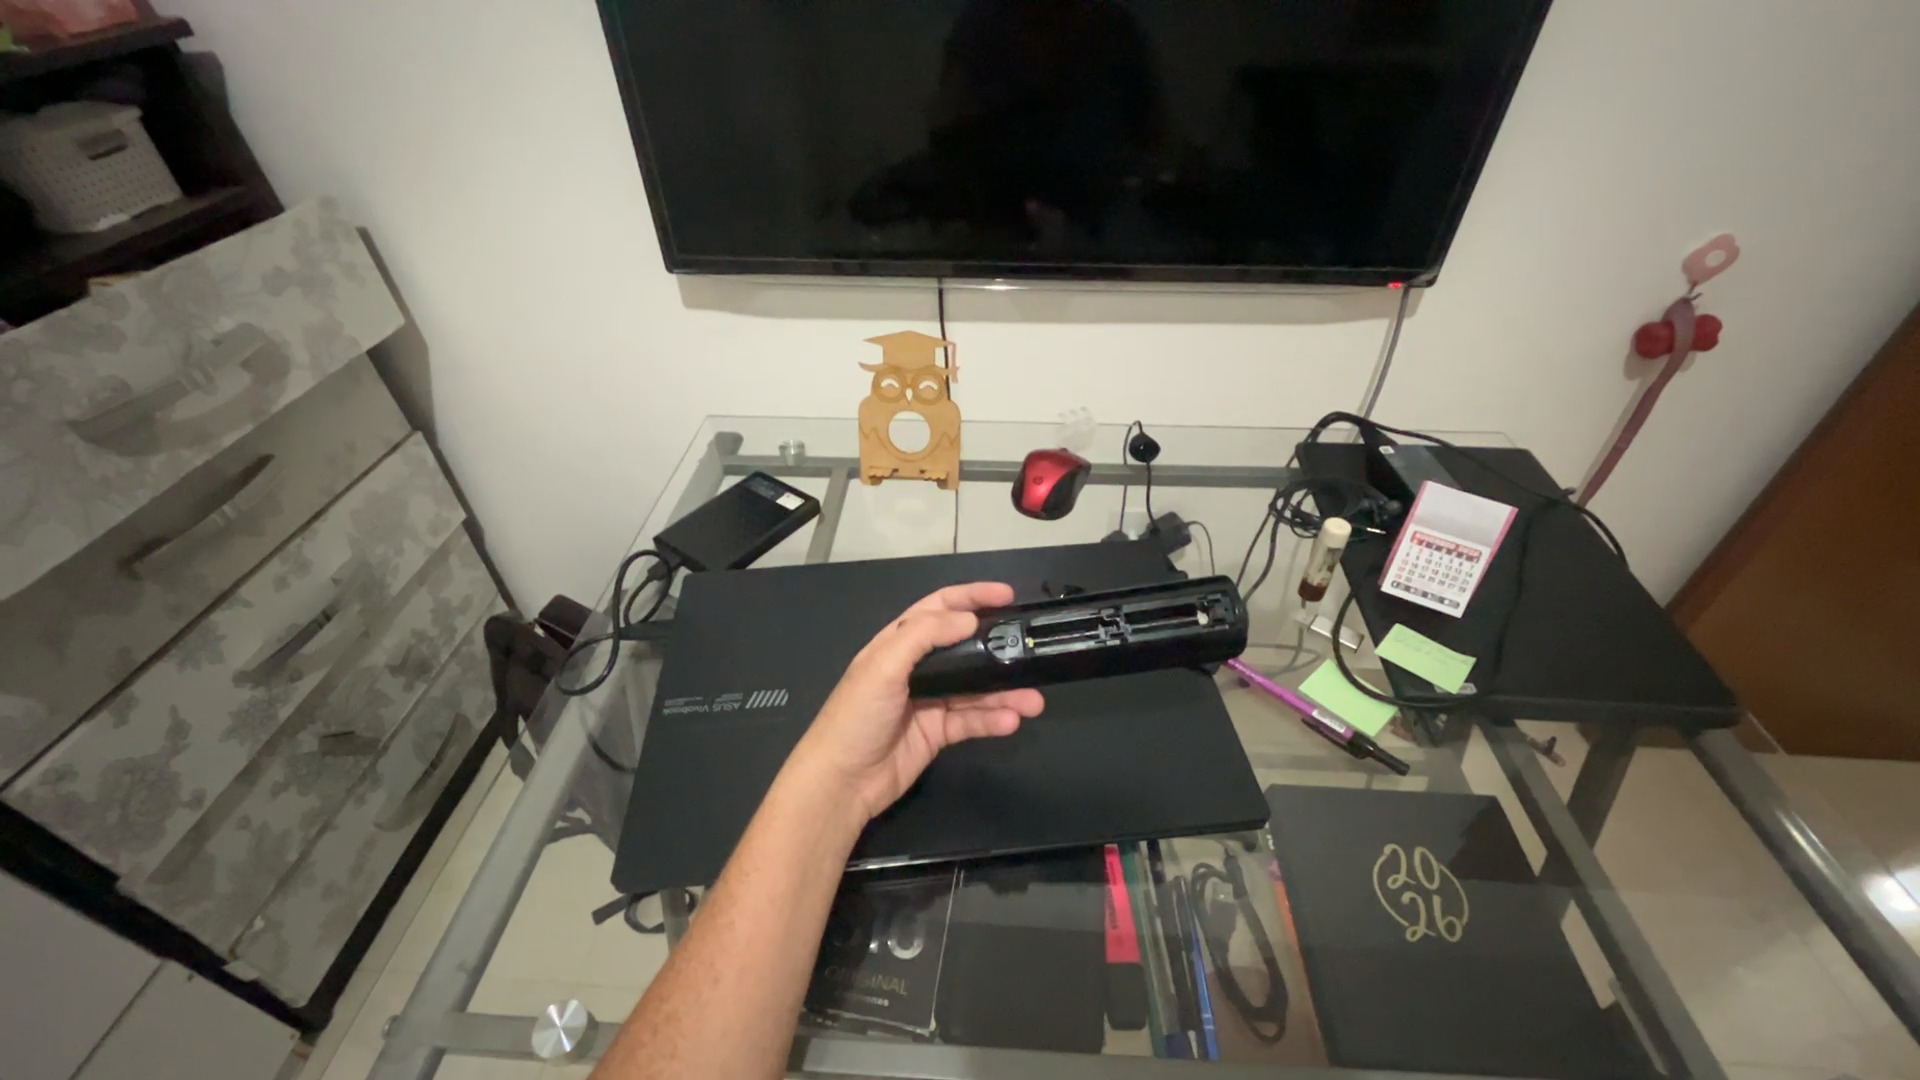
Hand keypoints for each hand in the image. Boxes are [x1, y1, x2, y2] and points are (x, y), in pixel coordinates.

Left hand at [785, 582, 1044, 822]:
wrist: (842, 782)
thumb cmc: (856, 716)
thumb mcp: (883, 666)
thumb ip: (924, 636)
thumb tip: (968, 619)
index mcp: (897, 643)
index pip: (938, 609)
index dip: (971, 597)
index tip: (1006, 595)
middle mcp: (915, 668)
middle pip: (964, 648)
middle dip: (997, 647)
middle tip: (1029, 648)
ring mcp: (928, 702)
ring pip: (975, 688)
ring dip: (1005, 692)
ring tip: (1034, 700)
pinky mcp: (937, 733)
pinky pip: (972, 721)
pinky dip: (992, 720)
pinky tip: (1012, 721)